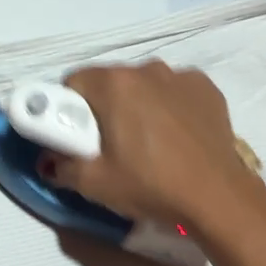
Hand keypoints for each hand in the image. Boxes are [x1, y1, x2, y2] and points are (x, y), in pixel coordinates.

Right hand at [43, 63, 256, 228]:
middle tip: (108, 150)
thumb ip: (63, 168)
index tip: (73, 137)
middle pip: (110, 83)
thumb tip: (48, 162)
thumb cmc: (150, 187)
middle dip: (103, 110)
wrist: (216, 197)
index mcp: (114, 85)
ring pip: (145, 88)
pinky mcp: (207, 90)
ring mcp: (181, 76)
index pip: (73, 82)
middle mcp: (147, 69)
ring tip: (146, 149)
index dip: (66, 109)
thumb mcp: (96, 185)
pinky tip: (175, 142)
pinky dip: (169, 112)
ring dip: (138, 109)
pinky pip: (175, 95)